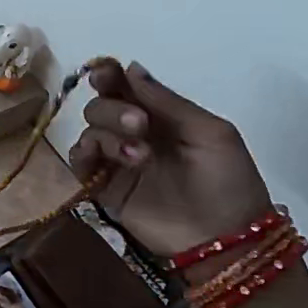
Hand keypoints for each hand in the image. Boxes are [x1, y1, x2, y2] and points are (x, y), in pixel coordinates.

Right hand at [68, 62, 271, 256]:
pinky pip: (79, 162)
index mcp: (160, 116)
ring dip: (108, 133)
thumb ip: (168, 101)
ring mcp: (118, 161)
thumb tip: (131, 67)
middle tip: (139, 125)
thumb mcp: (210, 132)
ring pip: (89, 129)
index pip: (124, 87)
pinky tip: (105, 160)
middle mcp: (133, 133)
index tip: (104, 74)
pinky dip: (84, 153)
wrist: (226, 240)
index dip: (109, 76)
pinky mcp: (105, 189)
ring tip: (138, 155)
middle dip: (114, 109)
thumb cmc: (228, 181)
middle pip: (101, 105)